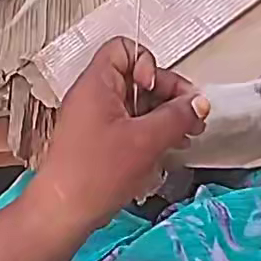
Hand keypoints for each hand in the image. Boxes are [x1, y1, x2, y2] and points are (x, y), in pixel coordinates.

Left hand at [28, 38, 209, 233]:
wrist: (63, 211)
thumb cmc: (95, 173)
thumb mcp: (146, 140)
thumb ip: (177, 116)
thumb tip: (198, 104)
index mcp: (97, 83)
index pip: (124, 49)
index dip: (148, 63)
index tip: (157, 91)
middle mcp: (93, 95)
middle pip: (136, 77)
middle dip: (167, 94)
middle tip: (190, 116)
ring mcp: (94, 118)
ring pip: (135, 103)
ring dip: (163, 115)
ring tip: (185, 135)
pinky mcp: (97, 140)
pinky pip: (128, 124)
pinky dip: (150, 131)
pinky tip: (167, 148)